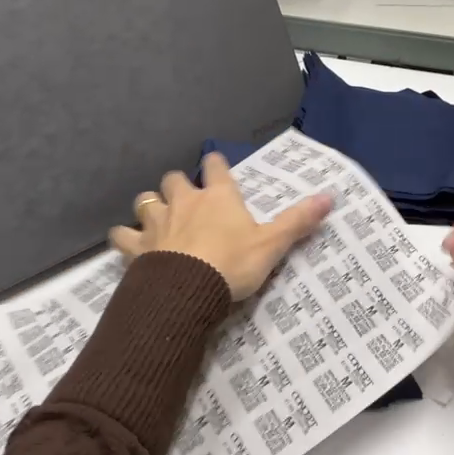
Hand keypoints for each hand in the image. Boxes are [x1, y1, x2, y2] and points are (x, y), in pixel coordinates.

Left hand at [109, 153, 332, 300]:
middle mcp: (184, 201)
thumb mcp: (272, 244)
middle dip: (178, 185)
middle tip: (186, 199)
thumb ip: (299, 220)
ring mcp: (157, 222)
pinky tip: (128, 244)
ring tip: (156, 217)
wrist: (187, 290)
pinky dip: (124, 237)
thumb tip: (331, 196)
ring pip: (145, 200)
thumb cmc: (232, 263)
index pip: (215, 166)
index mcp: (218, 196)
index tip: (216, 166)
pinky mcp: (137, 247)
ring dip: (150, 206)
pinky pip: (122, 235)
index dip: (215, 164)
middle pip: (174, 179)